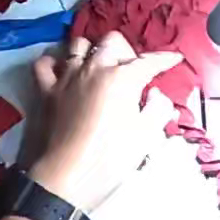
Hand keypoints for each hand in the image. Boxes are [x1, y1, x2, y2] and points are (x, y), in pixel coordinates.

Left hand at [27, 31, 182, 213]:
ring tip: (99, 65)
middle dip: (127, 51)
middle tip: (134, 70)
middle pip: (113, 42)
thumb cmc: (109, 158)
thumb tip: (155, 95)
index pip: (149, 62)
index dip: (165, 59)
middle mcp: (93, 68)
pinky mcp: (44, 90)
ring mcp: (66, 77)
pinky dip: (57, 62)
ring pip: (79, 44)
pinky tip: (64, 71)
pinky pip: (46, 63)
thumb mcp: (147, 136)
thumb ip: (158, 108)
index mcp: (122, 78)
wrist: (63, 177)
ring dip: (92, 50)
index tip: (174, 58)